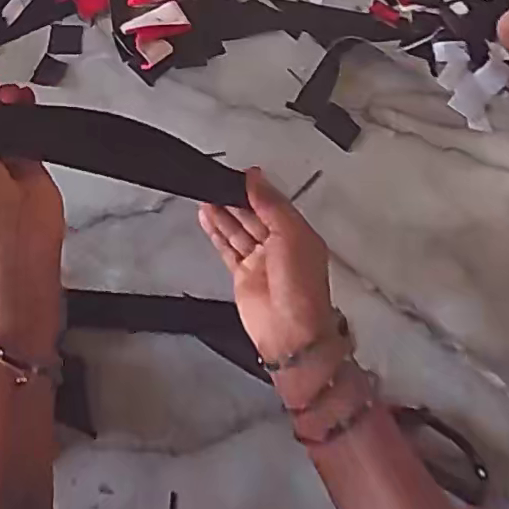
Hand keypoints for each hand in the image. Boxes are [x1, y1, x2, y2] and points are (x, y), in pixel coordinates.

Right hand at [198, 169, 335, 363]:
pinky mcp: (243, 276)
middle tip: (218, 182)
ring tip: (207, 195)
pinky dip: (216, 232)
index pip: (273, 202)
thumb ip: (270, 205)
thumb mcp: (290, 235)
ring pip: (237, 229)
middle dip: (236, 198)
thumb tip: (256, 178)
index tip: (241, 174)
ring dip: (222, 212)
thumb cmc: (301, 290)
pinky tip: (208, 219)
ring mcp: (260, 261)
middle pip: (253, 214)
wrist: (290, 334)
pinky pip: (227, 248)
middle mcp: (279, 245)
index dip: (256, 188)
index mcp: (297, 233)